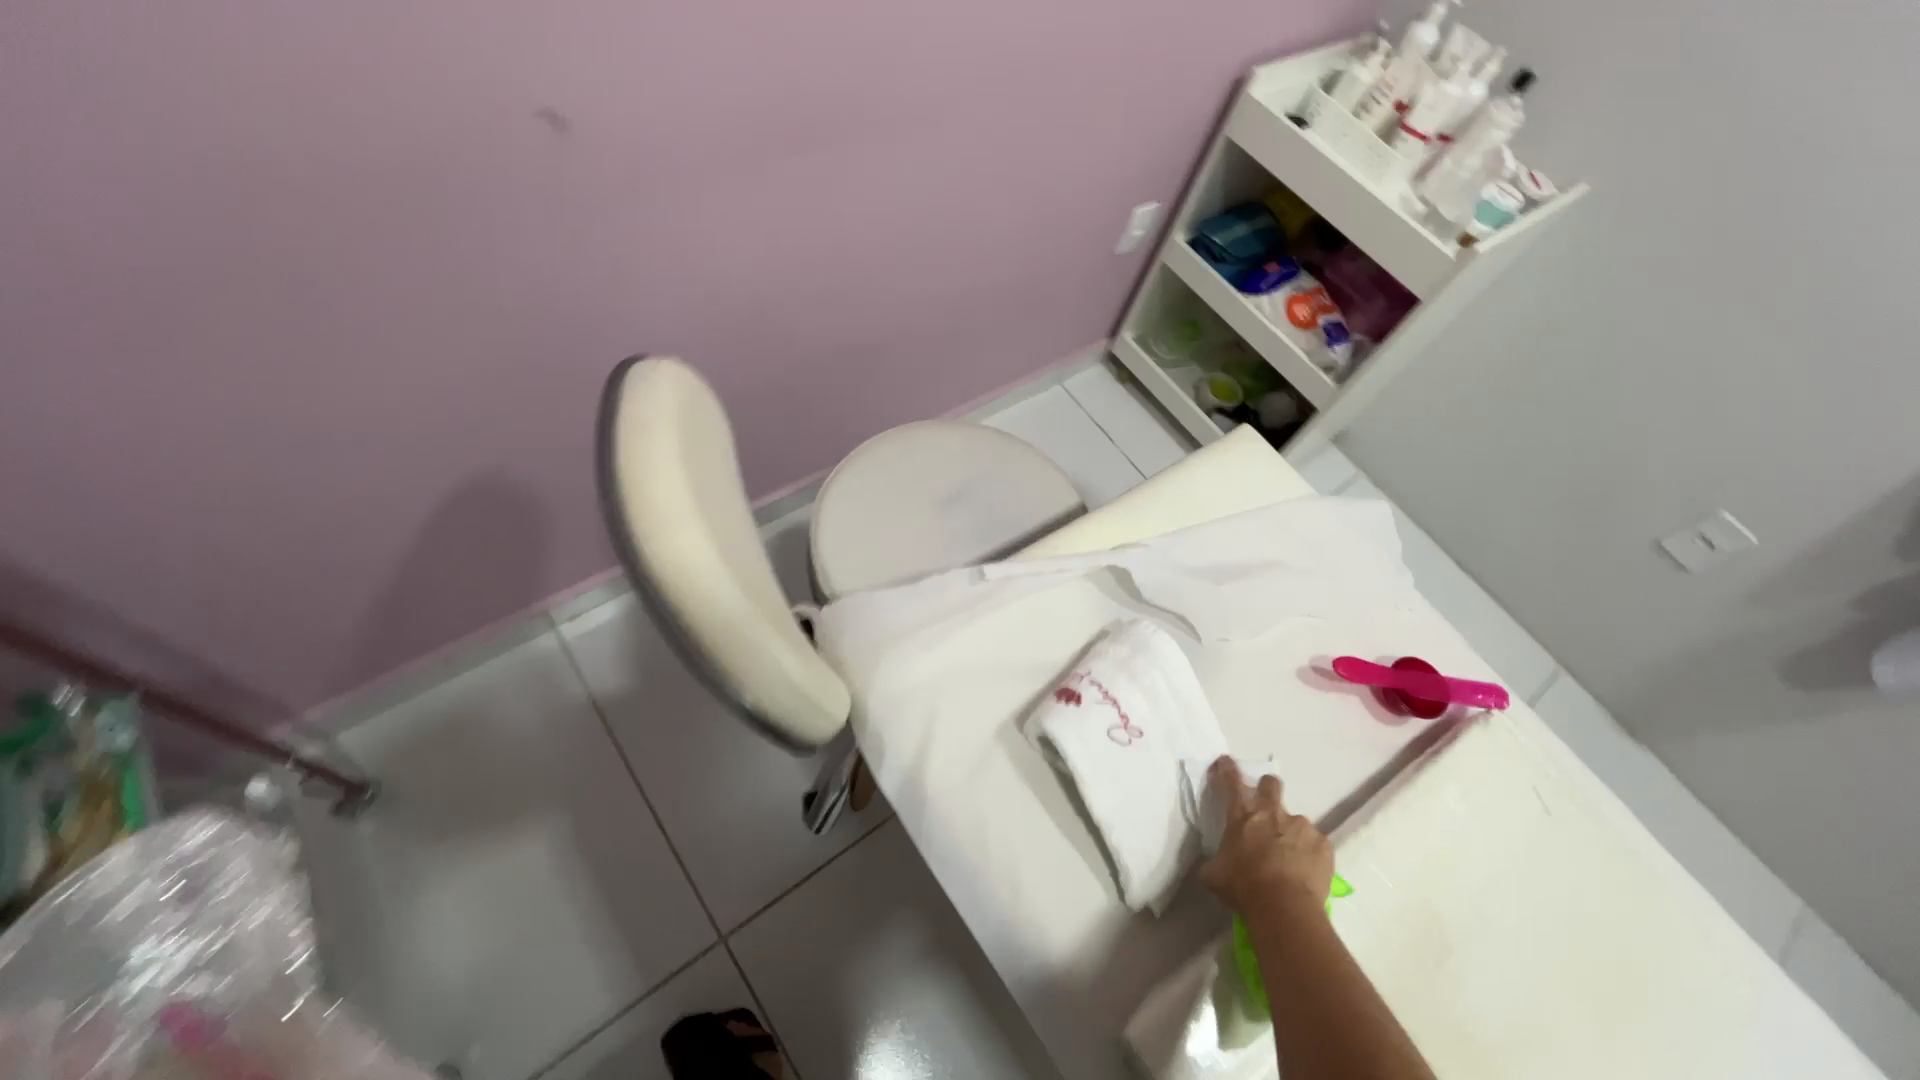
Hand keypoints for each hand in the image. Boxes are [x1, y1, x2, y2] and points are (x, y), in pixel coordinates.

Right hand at [1200, 756, 1333, 914]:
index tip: (1226, 762)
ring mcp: (1301, 826)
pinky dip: (1308, 853)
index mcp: (1242, 815)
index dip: (1227, 768)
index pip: (1231, 781)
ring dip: (1289, 832)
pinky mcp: (1323, 844)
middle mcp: (1272, 813)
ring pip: (1295, 820)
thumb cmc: (1243, 887)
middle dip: (1266, 788)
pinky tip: (1304, 872)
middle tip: (1264, 804)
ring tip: (1288, 858)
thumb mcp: (1214, 874)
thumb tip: (1216, 861)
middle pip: (1271, 784)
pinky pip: (1314, 844)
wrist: (1284, 908)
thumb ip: (1215, 859)